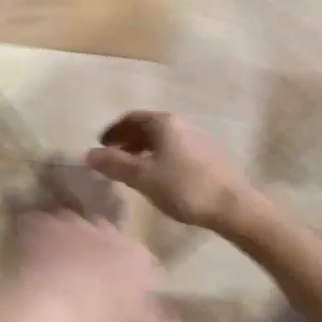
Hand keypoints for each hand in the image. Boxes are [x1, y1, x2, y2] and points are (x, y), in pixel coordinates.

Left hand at [0, 207, 194, 321]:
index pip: (144, 264)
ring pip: (76, 226)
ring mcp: (72, 225)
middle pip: (109, 240)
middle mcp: (109, 232)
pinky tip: (26, 252)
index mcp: (139, 258)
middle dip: (101, 257)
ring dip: (70, 241)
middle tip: (89, 290)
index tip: (123, 306)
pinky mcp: (37, 227)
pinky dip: (35, 233)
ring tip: (57, 269)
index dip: (133, 284)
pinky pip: (38, 222)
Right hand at [86, 112, 252, 231]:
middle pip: (147, 126)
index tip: (101, 145)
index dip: (113, 131)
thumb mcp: (144, 177)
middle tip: (113, 158)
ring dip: (143, 149)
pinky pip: (175, 147)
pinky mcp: (208, 153)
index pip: (132, 118)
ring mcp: (197, 136)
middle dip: (128, 140)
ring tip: (133, 169)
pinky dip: (159, 155)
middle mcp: (181, 122)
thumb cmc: (184, 187)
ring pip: (162, 138)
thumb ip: (115, 164)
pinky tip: (159, 176)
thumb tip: (89, 154)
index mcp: (164, 122)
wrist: (232, 204)